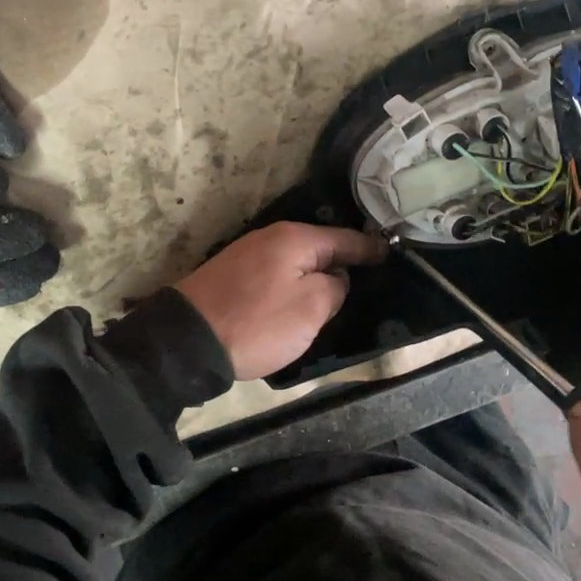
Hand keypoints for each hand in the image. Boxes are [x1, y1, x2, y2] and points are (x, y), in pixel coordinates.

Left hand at [174, 223, 385, 380]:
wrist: (188, 342)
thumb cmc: (258, 323)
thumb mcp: (311, 308)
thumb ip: (335, 288)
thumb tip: (336, 279)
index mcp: (295, 238)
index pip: (345, 238)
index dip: (371, 248)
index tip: (392, 254)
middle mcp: (271, 238)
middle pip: (319, 248)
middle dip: (345, 260)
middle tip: (373, 275)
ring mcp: (248, 256)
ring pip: (296, 263)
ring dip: (318, 275)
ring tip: (343, 291)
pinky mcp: (232, 277)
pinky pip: (277, 275)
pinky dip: (295, 284)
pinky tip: (302, 299)